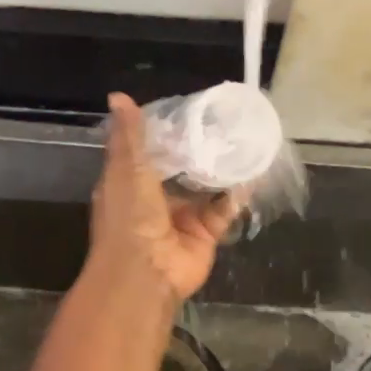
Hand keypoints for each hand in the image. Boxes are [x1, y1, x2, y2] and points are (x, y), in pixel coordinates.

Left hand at [89, 93, 239, 301]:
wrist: (145, 274)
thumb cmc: (128, 217)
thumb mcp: (126, 168)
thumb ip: (129, 135)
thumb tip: (117, 96)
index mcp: (127, 183)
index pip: (145, 151)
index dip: (162, 132)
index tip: (186, 110)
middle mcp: (153, 200)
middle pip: (178, 169)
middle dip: (196, 151)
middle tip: (221, 123)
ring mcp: (180, 219)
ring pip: (204, 189)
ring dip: (220, 171)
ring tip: (242, 142)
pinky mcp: (204, 235)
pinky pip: (224, 211)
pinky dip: (237, 196)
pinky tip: (252, 173)